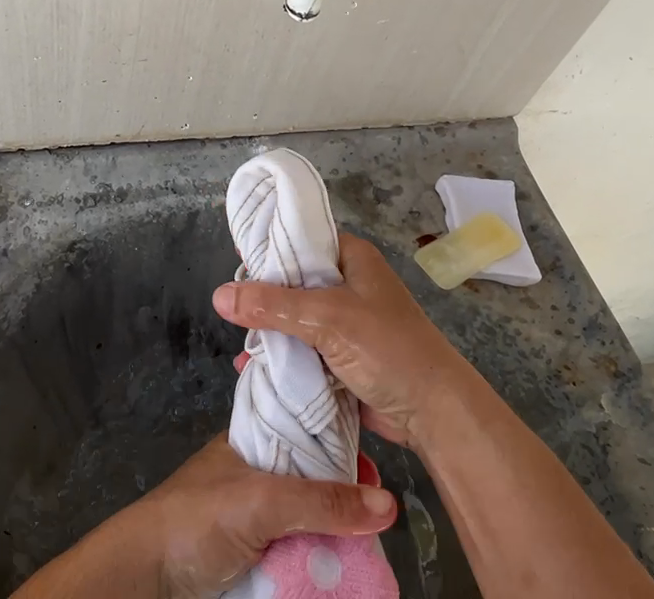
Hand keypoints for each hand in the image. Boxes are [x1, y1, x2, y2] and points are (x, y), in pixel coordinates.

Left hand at [15, 434, 394, 598]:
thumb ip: (320, 500)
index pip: (307, 427)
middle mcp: (259, 471)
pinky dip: (322, 553)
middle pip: (315, 475)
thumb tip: (388, 503)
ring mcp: (258, 513)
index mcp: (255, 440)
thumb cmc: (197, 519)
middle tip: (383, 512)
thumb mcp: (261, 501)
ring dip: (338, 528)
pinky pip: (300, 546)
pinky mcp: (258, 550)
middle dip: (348, 493)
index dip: (342, 441)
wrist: (147, 573)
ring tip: (374, 539)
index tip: (380, 466)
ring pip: (310, 514)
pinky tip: (349, 561)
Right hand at [215, 230, 455, 449]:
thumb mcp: (328, 319)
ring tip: (238, 344)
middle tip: (228, 307)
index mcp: (351, 259)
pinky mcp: (341, 356)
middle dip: (261, 297)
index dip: (267, 246)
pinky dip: (280, 357)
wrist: (434, 414)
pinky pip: (301, 349)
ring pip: (293, 318)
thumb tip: (219, 295)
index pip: (299, 239)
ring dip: (268, 332)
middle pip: (292, 281)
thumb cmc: (389, 350)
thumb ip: (272, 305)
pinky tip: (251, 367)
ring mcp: (344, 323)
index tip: (233, 256)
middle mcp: (347, 285)